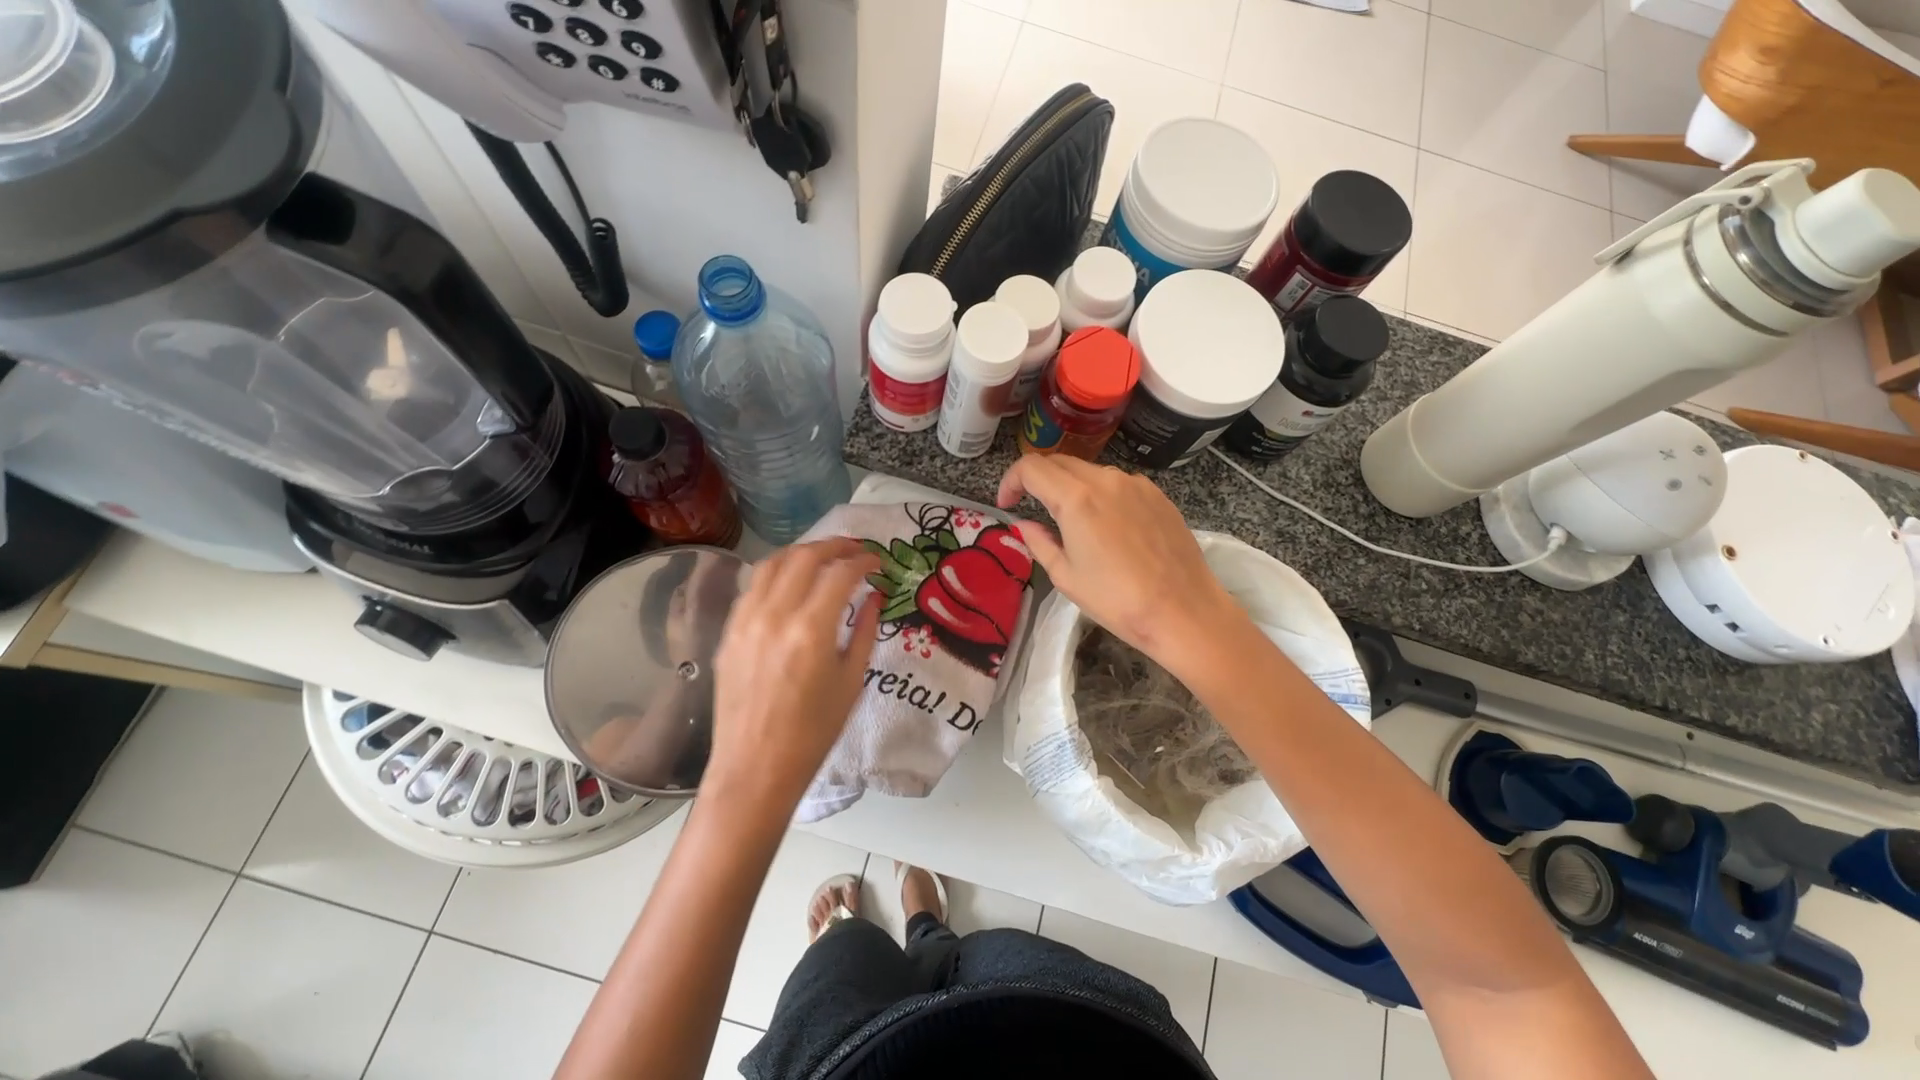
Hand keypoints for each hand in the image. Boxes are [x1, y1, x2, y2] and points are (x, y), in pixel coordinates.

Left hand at [706, 539, 881, 812]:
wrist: (755, 767)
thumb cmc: (813, 733)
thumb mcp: (851, 682)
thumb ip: (863, 632)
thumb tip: (874, 597)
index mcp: (810, 630)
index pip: (840, 574)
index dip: (863, 562)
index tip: (877, 563)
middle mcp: (774, 615)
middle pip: (804, 557)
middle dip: (834, 546)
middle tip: (855, 549)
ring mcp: (745, 621)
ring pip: (773, 563)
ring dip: (802, 552)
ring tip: (823, 556)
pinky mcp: (729, 632)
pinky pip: (753, 586)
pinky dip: (776, 573)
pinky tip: (790, 582)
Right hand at [996, 456, 1246, 675]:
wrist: (1183, 611)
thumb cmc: (1117, 600)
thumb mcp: (1066, 577)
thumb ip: (1039, 542)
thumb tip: (1024, 525)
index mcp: (1076, 499)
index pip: (1031, 467)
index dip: (1011, 481)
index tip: (1007, 503)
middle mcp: (1106, 480)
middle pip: (1060, 463)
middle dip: (1038, 480)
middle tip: (1030, 507)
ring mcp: (1136, 484)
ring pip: (1091, 471)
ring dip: (1071, 487)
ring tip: (1071, 522)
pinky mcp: (1158, 495)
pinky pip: (1119, 484)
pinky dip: (1102, 495)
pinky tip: (1108, 527)